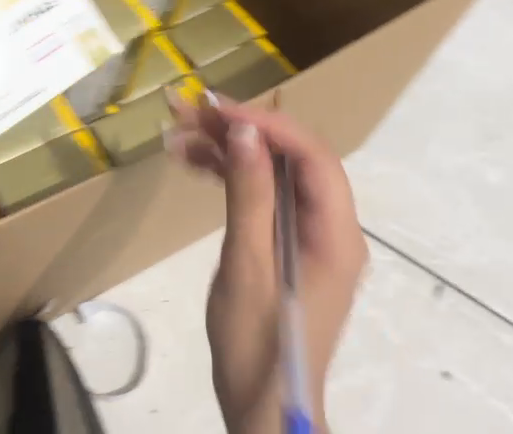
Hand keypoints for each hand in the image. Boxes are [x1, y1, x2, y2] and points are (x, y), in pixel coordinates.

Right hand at [167, 95, 366, 433]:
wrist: (260, 405)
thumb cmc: (257, 340)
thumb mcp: (248, 264)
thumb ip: (250, 194)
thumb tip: (246, 131)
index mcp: (335, 234)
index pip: (312, 157)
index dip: (266, 124)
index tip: (215, 109)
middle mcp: (329, 227)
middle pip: (290, 159)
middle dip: (240, 129)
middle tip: (186, 111)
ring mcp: (307, 236)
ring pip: (271, 172)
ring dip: (227, 148)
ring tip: (178, 133)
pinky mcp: (284, 245)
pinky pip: (260, 195)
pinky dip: (227, 175)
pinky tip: (190, 163)